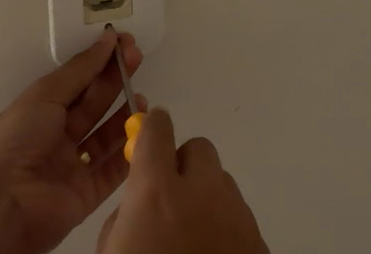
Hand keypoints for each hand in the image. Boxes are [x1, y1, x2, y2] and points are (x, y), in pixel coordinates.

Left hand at [0, 28, 144, 253]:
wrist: (2, 204)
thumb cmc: (17, 140)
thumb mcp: (45, 95)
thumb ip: (80, 70)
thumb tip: (107, 40)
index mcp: (41, 110)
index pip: (77, 80)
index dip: (99, 61)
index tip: (123, 43)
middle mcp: (57, 135)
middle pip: (93, 104)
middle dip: (115, 80)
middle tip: (137, 58)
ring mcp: (72, 165)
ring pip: (105, 135)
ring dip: (125, 114)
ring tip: (141, 97)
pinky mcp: (86, 193)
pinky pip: (112, 170)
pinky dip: (129, 151)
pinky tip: (143, 130)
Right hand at [96, 109, 269, 253]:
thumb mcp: (112, 251)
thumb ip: (122, 217)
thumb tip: (136, 204)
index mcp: (157, 190)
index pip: (157, 129)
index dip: (150, 130)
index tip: (145, 137)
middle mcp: (201, 190)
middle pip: (197, 149)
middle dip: (182, 166)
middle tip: (169, 199)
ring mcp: (235, 213)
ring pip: (220, 182)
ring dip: (205, 197)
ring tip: (191, 236)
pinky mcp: (258, 239)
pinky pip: (239, 214)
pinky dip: (225, 225)